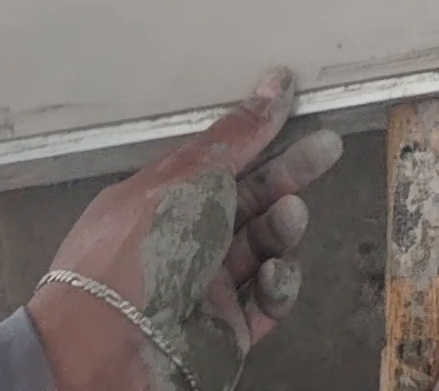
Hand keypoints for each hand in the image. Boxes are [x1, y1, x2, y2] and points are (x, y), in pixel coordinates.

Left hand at [27, 68, 342, 390]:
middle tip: (329, 147)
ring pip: (264, 242)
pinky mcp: (228, 330)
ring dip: (283, 224)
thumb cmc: (145, 247)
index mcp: (166, 196)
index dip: (258, 130)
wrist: (109, 357)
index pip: (222, 156)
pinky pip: (268, 297)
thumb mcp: (191, 176)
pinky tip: (273, 273)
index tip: (295, 104)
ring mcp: (209, 285)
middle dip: (291, 171)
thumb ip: (240, 134)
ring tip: (291, 213)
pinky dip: (278, 282)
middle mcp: (188, 237)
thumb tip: (277, 81)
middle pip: (252, 195)